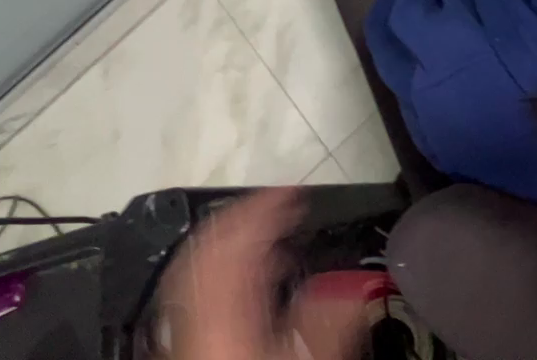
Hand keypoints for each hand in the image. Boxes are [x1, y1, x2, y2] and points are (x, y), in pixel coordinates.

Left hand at [147, 189, 369, 359]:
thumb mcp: (304, 356)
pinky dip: (220, 278)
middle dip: (240, 220)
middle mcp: (195, 320)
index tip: (290, 192)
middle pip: (205, 251)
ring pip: (195, 274)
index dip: (262, 208)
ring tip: (266, 240)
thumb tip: (353, 287)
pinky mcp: (185, 354)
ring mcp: (183, 341)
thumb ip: (329, 326)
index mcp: (224, 315)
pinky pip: (194, 299)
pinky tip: (246, 291)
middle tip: (277, 206)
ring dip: (230, 246)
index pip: (234, 242)